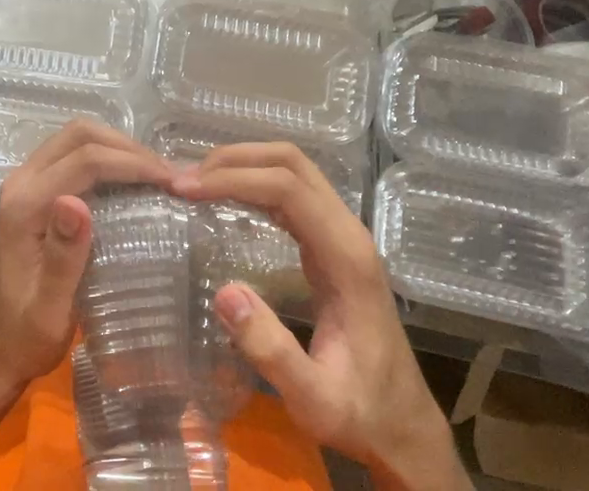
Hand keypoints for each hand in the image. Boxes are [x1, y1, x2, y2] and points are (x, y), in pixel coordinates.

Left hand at [0, 119, 172, 395]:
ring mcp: (25, 182)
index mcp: (24, 204)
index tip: (172, 181)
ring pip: (76, 139)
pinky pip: (74, 155)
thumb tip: (76, 202)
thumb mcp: (50, 308)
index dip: (131, 163)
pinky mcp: (35, 190)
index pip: (83, 160)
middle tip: (168, 176)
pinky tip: (134, 183)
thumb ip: (64, 256)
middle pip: (79, 135)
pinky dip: (107, 159)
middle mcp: (21, 181)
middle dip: (128, 148)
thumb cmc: (27, 334)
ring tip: (158, 177)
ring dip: (119, 149)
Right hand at [172, 143, 468, 490]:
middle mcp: (348, 233)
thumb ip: (272, 351)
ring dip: (243, 166)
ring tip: (195, 183)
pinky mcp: (332, 245)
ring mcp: (342, 235)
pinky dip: (253, 184)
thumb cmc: (361, 414)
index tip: (185, 190)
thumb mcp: (314, 399)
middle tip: (184, 180)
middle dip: (235, 160)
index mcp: (347, 257)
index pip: (288, 190)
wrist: (404, 428)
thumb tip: (224, 292)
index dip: (234, 180)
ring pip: (294, 171)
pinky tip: (224, 199)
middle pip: (293, 163)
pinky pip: (292, 194)